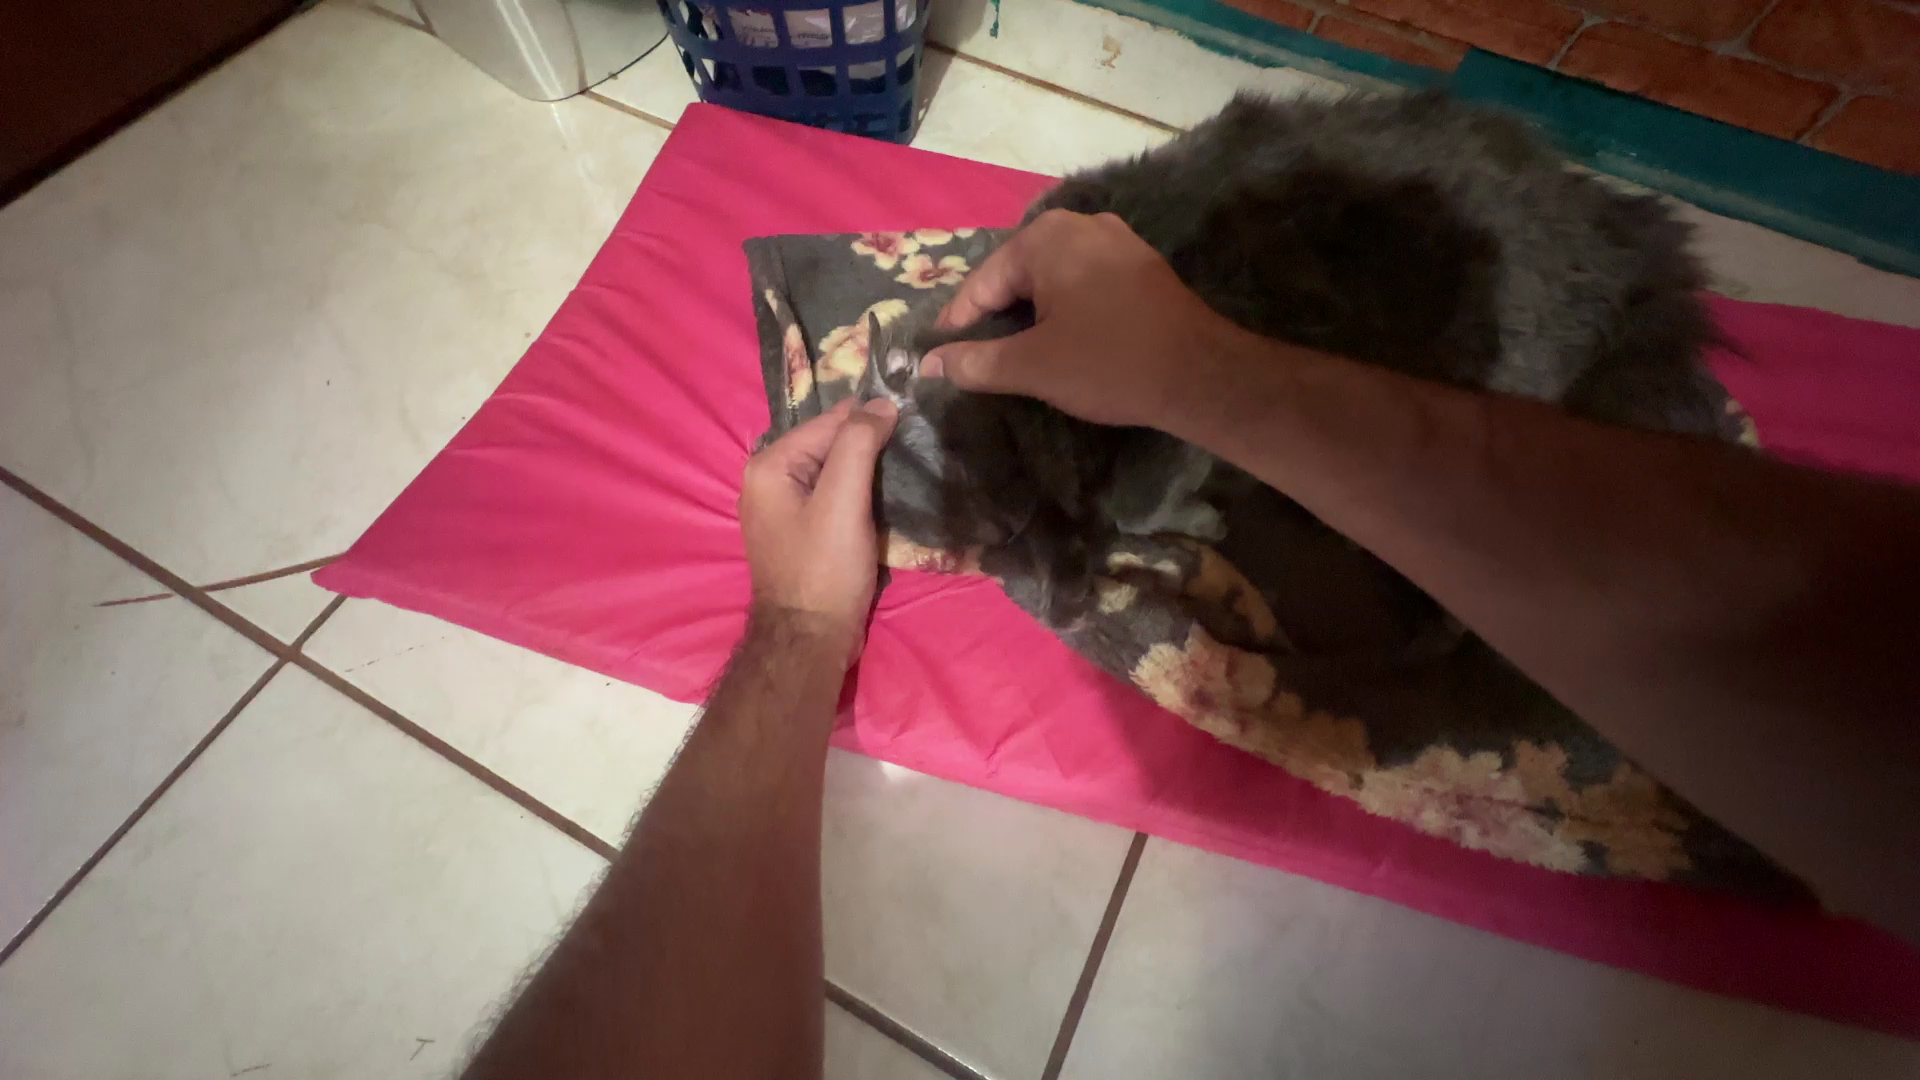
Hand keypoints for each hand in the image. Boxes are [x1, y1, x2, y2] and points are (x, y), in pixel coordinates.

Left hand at [738, 397, 899, 661]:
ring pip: (833, 472)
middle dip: (869, 442)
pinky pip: (833, 497)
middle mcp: (768, 481)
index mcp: (770, 465)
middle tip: (915, 440)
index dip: (871, 417)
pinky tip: (886, 496)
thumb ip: (858, 445)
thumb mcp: (842, 501)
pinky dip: (859, 494)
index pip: (828, 421)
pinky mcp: (801, 532)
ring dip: (867, 469)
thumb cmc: (825, 569)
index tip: (913, 414)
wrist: (810, 640)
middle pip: (829, 445)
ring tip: (908, 464)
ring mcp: (783, 509)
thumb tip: (881, 403)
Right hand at [921, 209, 1232, 428]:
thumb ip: (974, 362)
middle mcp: (1081, 225)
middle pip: (1016, 276)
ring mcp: (1117, 242)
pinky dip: (1064, 312)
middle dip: (995, 319)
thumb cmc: (1107, 364)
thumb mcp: (1031, 366)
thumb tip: (928, 365)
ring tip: (1015, 357)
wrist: (1200, 376)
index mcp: (1046, 238)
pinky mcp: (1140, 268)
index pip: (982, 282)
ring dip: (1030, 317)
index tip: (939, 359)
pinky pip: (1084, 285)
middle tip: (977, 361)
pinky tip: (1061, 343)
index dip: (957, 325)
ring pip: (1052, 281)